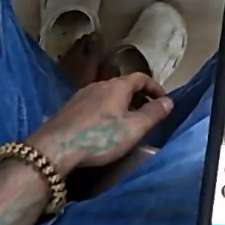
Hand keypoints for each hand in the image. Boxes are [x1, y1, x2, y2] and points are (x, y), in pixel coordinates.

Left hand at [26, 73, 171, 175]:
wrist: (55, 146)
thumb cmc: (99, 137)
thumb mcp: (133, 128)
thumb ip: (153, 113)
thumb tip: (169, 100)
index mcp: (117, 86)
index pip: (141, 77)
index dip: (155, 87)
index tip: (164, 101)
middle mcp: (99, 84)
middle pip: (124, 85)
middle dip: (138, 96)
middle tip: (148, 113)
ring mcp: (82, 94)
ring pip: (108, 94)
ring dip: (121, 104)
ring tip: (128, 122)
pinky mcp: (70, 107)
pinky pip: (94, 103)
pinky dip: (106, 110)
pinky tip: (103, 127)